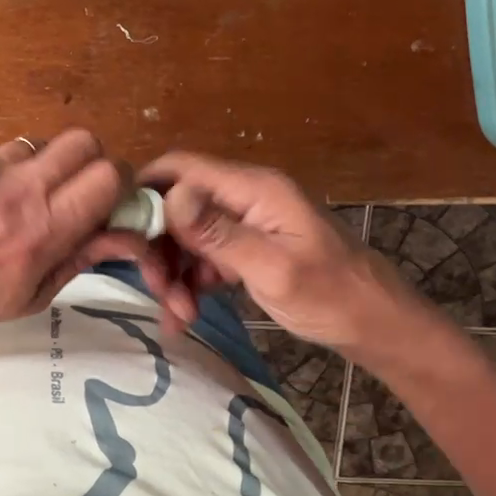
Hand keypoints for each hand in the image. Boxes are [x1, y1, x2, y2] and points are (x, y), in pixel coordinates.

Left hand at [0, 130, 144, 350]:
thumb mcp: (30, 296)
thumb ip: (81, 257)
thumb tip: (129, 235)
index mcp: (42, 231)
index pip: (108, 176)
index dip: (116, 185)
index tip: (105, 201)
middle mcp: (16, 190)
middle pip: (82, 141)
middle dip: (87, 164)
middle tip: (70, 192)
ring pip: (37, 144)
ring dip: (37, 168)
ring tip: (13, 202)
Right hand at [133, 152, 433, 354]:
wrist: (379, 328)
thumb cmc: (332, 296)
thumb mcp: (272, 269)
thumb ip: (218, 232)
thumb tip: (169, 195)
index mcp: (253, 190)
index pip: (180, 168)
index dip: (142, 191)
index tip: (116, 231)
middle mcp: (245, 197)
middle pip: (177, 206)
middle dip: (158, 246)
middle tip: (155, 288)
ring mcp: (246, 222)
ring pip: (186, 236)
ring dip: (173, 272)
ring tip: (177, 314)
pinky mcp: (246, 247)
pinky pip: (203, 257)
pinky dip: (190, 283)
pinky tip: (185, 315)